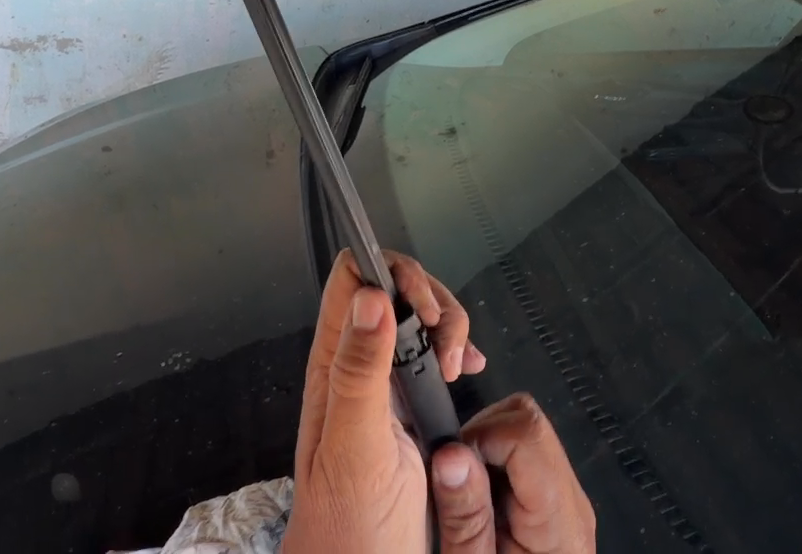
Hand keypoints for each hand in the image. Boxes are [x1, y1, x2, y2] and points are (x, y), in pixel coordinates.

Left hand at [283, 250, 484, 553]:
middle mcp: (356, 362)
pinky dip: (457, 347)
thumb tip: (368, 295)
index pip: (352, 276)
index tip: (423, 310)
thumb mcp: (355, 448)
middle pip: (393, 285)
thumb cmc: (350, 529)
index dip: (392, 273)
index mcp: (333, 362)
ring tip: (460, 366)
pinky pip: (432, 351)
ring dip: (449, 327)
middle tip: (449, 348)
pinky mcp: (407, 402)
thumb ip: (358, 371)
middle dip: (432, 301)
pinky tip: (468, 367)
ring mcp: (383, 381)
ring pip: (415, 315)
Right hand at [429, 394, 595, 553]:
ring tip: (466, 495)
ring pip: (525, 429)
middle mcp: (571, 499)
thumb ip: (465, 516)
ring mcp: (566, 499)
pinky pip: (525, 455)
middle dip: (481, 434)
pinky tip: (479, 501)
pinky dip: (493, 461)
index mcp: (558, 519)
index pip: (526, 434)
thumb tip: (450, 451)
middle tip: (455, 480)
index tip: (450, 469)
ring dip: (486, 445)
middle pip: (528, 420)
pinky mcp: (555, 502)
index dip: (480, 438)